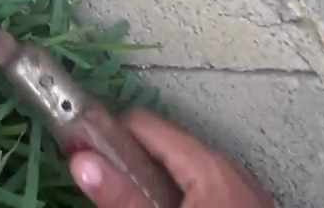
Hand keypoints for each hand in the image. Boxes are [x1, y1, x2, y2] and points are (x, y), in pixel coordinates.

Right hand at [68, 108, 273, 207]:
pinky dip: (175, 200)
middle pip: (159, 146)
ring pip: (178, 172)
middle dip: (128, 164)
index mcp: (209, 166)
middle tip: (105, 190)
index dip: (107, 134)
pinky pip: (200, 194)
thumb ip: (123, 198)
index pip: (140, 123)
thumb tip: (79, 160)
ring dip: (150, 186)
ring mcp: (243, 196)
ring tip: (135, 207)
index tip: (79, 153)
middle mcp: (229, 171)